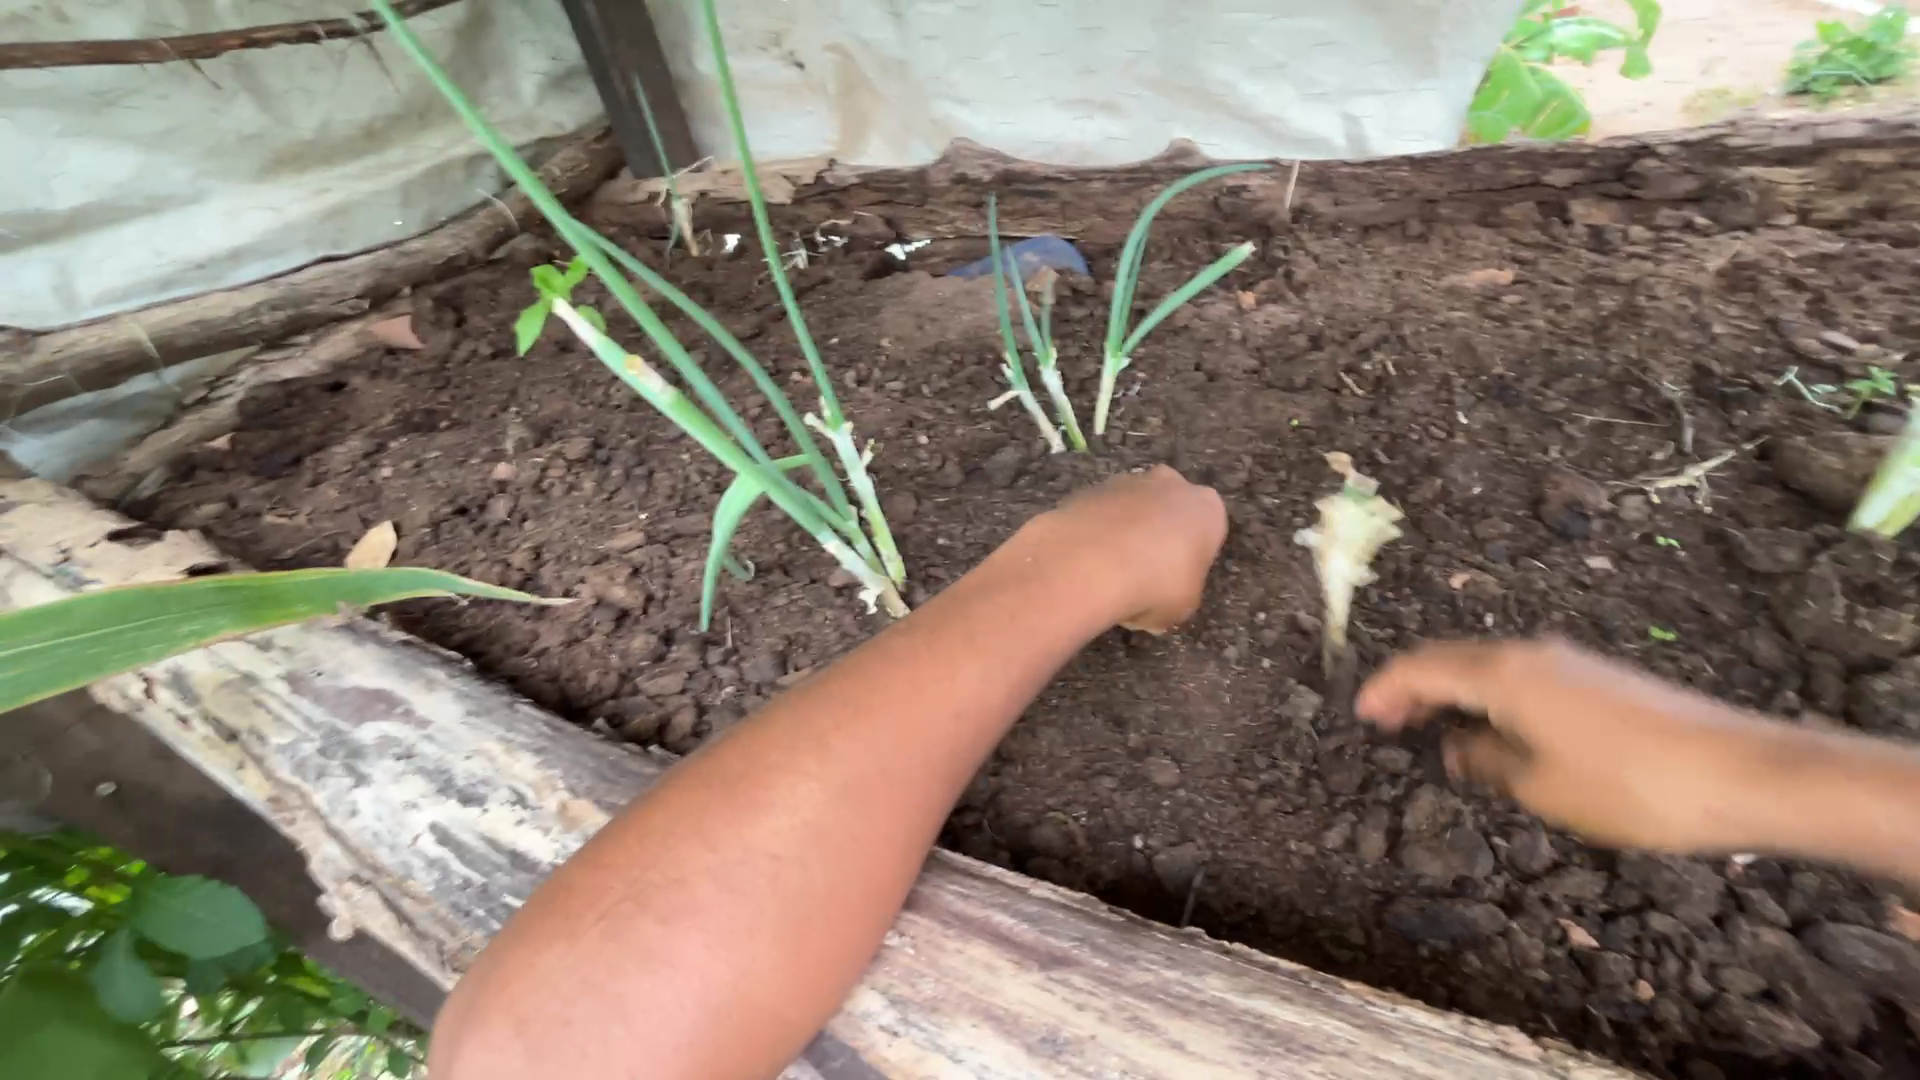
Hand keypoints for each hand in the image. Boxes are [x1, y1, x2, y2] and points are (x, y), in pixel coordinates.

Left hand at [1013, 465, 1226, 632]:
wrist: (1092, 563)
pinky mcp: (1087, 489)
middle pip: (1166, 509)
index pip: (1205, 531)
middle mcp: (1169, 485)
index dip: (1188, 558)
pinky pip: (1096, 513)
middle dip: (1155, 534)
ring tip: (1105, 572)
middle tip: (1139, 573)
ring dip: (1121, 532)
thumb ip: (1179, 594)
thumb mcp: (1181, 607)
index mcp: (1206, 509)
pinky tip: (1083, 561)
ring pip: (1128, 508)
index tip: (1173, 582)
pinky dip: (1091, 532)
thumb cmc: (1156, 585)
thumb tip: (1160, 602)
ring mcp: (1125, 481)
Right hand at [1356, 639, 1791, 853]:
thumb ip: (1483, 762)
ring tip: (1429, 725)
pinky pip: (1513, 672)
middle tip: (1385, 722)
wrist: (1752, 773)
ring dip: (1446, 689)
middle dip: (1408, 687)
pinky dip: (1481, 692)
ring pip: (1480, 663)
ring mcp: (1563, 659)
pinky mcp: (1592, 674)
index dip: (1382, 689)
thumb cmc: (1628, 784)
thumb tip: (1458, 747)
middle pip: (1445, 658)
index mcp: (1500, 674)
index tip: (1358, 716)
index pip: (1418, 669)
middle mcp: (1525, 653)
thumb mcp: (1539, 787)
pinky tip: (1489, 724)